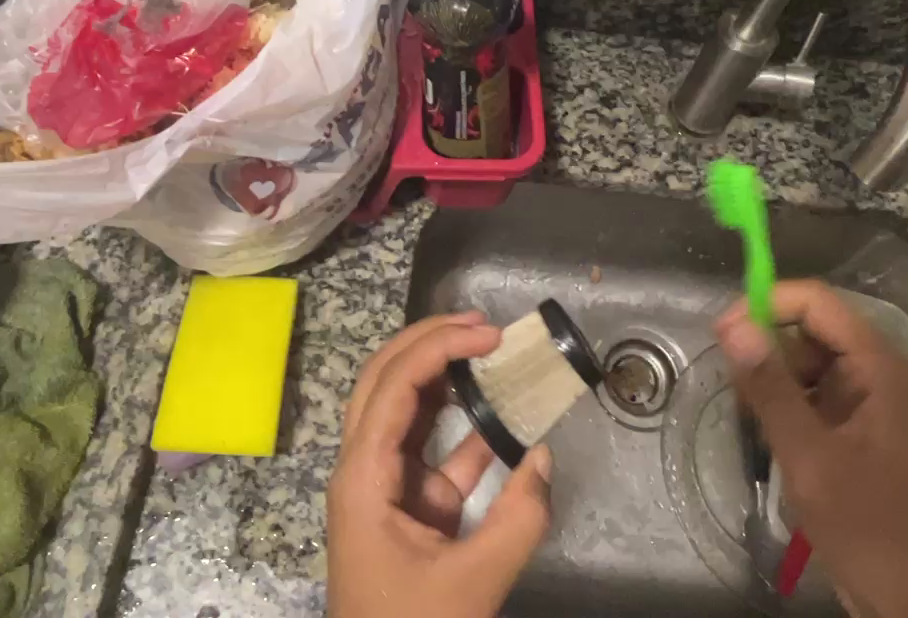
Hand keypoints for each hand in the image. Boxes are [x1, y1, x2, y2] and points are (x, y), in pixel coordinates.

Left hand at [327, 312, 553, 617]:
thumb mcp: (473, 583)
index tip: (487, 334)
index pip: (395, 386)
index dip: (438, 347)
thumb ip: (519, 519)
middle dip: (428, 340)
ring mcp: (382, 481)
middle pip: (385, 379)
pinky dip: (461, 423)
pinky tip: (498, 408)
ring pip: (402, 405)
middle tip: (480, 323)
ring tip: (484, 344)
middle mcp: (364, 465)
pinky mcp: (405, 501)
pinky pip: (430, 446)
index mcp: (364, 476)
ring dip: (441, 370)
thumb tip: (544, 456)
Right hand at [716, 281, 907, 617]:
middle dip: (766, 348)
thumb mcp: (810, 457)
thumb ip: (770, 388)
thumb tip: (732, 325)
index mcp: (877, 367)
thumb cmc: (870, 527)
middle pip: (808, 329)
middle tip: (738, 390)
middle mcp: (874, 374)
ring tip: (756, 423)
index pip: (816, 301)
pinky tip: (772, 439)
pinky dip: (783, 406)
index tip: (724, 334)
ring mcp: (866, 403)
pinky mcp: (855, 430)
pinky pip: (810, 395)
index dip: (767, 304)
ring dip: (772, 381)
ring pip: (804, 362)